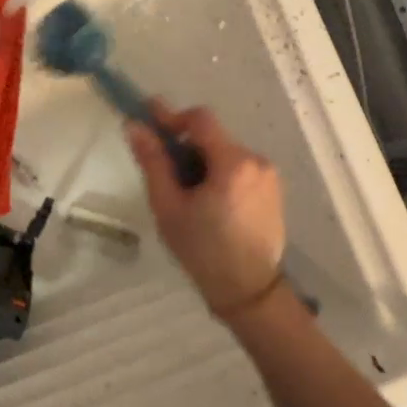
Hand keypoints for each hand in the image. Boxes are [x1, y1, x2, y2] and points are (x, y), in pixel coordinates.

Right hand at [127, 104, 286, 322]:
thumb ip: (153, 162)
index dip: (171, 116)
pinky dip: (219, 175)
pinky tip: (206, 204)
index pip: (200, 119)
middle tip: (162, 172)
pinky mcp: (272, 192)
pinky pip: (239, 170)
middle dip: (185, 147)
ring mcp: (269, 177)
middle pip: (212, 138)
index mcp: (233, 162)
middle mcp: (256, 161)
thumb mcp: (168, 206)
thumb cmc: (202, 249)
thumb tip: (134, 126)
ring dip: (202, 163)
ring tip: (185, 195)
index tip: (147, 118)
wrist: (247, 290)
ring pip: (225, 155)